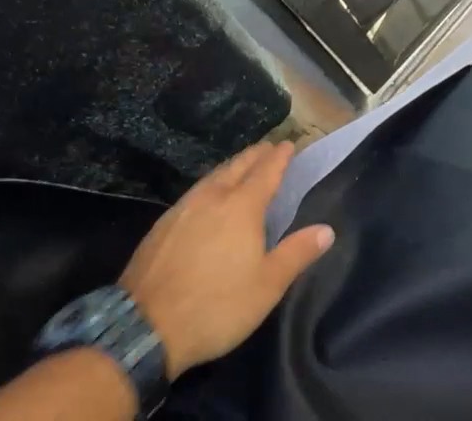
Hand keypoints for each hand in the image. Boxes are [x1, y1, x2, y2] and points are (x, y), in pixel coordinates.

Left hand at [119, 140, 333, 379]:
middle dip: (255, 155)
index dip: (279, 157)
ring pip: (212, 177)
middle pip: (237, 166)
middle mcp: (212, 198)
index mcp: (242, 207)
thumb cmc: (216, 307)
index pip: (266, 172)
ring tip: (241, 166)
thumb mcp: (267, 286)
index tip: (289, 144)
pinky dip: (210, 185)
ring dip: (231, 167)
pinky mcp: (161, 226)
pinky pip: (194, 193)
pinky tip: (207, 197)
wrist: (144, 328)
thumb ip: (297, 253)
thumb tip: (327, 230)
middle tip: (268, 147)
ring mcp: (182, 210)